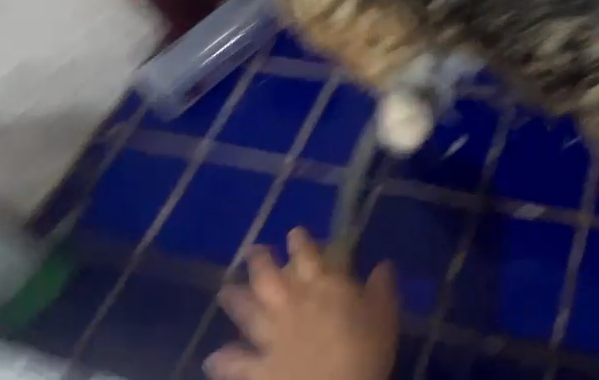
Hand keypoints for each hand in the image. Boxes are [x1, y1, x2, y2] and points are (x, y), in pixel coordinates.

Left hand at [204, 228, 400, 379]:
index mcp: (324, 287)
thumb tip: (384, 264)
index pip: (310, 256)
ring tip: (225, 290)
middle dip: (260, 262)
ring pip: (249, 313)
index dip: (301, 242)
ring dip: (235, 300)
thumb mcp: (385, 313)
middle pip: (270, 278)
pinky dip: (224, 360)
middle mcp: (293, 305)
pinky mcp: (260, 370)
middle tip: (252, 250)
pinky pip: (238, 363)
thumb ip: (382, 287)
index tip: (294, 232)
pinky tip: (213, 358)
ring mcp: (272, 338)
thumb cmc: (365, 350)